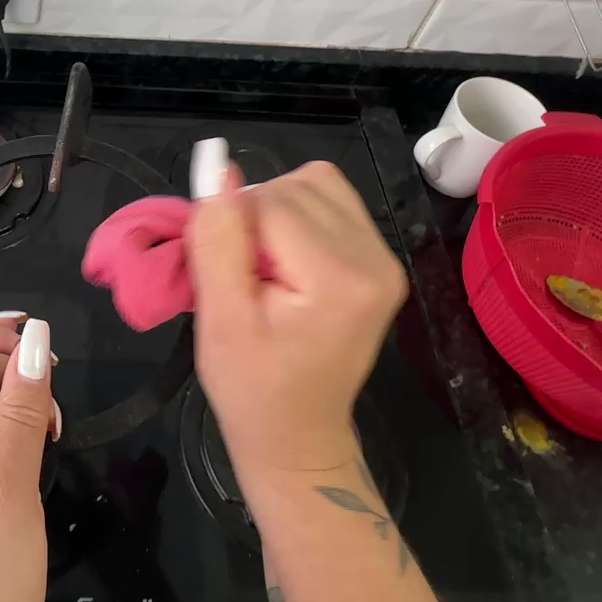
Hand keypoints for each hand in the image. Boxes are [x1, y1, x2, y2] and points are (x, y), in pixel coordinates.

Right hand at [185, 156, 407, 472]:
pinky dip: (295, 216)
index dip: (232, 226)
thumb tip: (218, 167)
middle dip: (254, 217)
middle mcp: (376, 258)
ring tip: (263, 267)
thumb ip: (218, 238)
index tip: (226, 276)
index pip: (271, 202)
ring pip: (314, 183)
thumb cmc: (251, 387)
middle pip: (295, 186)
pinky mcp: (379, 259)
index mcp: (341, 279)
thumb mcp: (220, 318)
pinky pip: (329, 200)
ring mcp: (384, 257)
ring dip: (274, 211)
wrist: (296, 433)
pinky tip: (284, 260)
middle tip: (242, 276)